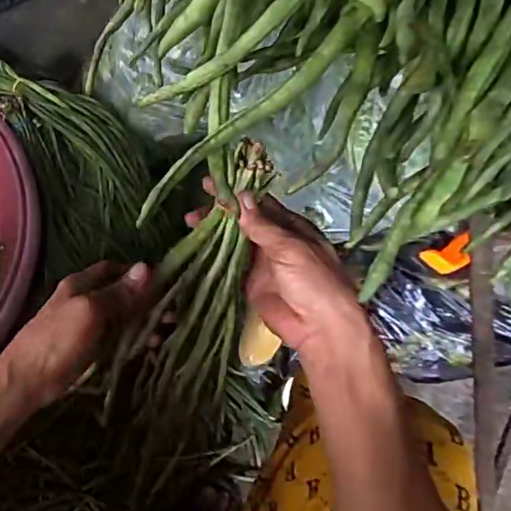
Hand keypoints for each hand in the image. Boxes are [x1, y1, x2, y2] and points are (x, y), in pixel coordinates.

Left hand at [0, 261, 150, 411]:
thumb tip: (147, 267)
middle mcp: (83, 300)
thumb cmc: (56, 341)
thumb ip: (118, 293)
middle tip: (172, 314)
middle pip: (120, 294)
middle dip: (146, 301)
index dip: (138, 274)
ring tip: (165, 332)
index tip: (165, 284)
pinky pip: (115, 338)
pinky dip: (133, 339)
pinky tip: (148, 347)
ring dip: (143, 322)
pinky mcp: (87, 348)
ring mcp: (84, 325)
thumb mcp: (90, 312)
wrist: (25, 380)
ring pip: (120, 317)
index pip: (114, 269)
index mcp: (80, 284)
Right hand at [193, 183, 372, 360]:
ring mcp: (261, 263)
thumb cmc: (314, 282)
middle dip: (222, 209)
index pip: (260, 204)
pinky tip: (196, 244)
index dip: (238, 192)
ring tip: (190, 220)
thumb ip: (263, 225)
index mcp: (291, 228)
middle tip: (197, 196)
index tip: (214, 182)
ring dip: (214, 230)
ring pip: (233, 241)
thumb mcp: (290, 248)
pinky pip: (229, 265)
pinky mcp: (249, 283)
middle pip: (244, 220)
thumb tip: (241, 197)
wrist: (320, 328)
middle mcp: (275, 241)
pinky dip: (213, 255)